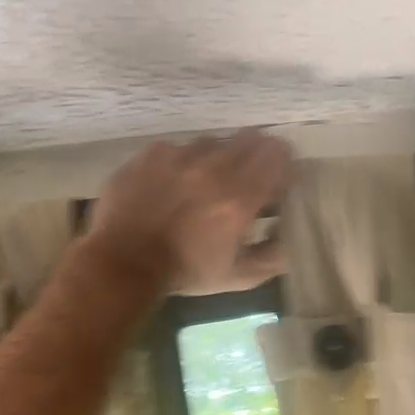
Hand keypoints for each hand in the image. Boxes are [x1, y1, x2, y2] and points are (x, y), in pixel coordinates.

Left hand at [84, 129, 296, 294]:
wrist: (123, 262)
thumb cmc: (186, 272)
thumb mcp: (238, 276)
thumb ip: (273, 257)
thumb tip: (291, 237)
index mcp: (239, 197)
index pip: (279, 156)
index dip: (285, 165)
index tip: (281, 180)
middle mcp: (213, 167)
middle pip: (252, 138)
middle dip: (258, 154)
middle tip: (251, 176)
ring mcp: (179, 155)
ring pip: (215, 142)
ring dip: (221, 157)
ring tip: (209, 181)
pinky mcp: (152, 152)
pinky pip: (179, 147)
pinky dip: (186, 162)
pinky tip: (176, 183)